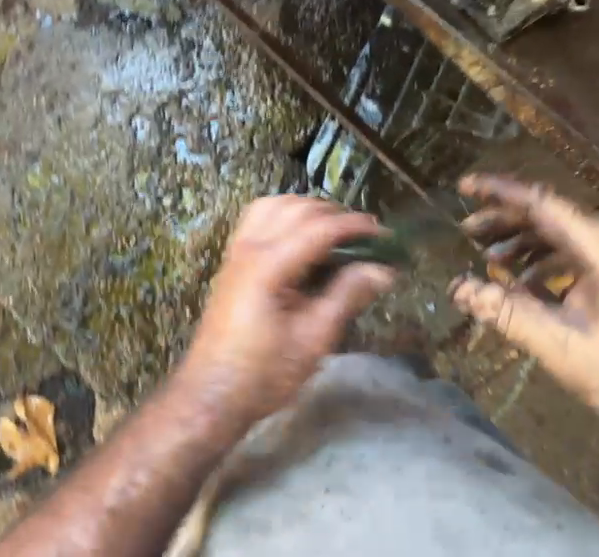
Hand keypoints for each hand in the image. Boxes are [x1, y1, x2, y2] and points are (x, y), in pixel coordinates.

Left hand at [180, 195, 396, 426]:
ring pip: (276, 204)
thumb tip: (383, 270)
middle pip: (298, 208)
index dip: (355, 226)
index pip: (320, 227)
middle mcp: (250, 246)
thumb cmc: (265, 373)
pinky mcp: (233, 259)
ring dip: (308, 209)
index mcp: (270, 264)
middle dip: (335, 214)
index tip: (385, 235)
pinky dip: (284, 214)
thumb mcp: (314, 338)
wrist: (213, 393)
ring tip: (336, 233)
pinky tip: (301, 236)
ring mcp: (237, 250)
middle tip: (365, 238)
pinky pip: (258, 217)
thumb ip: (347, 295)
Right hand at [451, 175, 598, 453]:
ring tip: (488, 260)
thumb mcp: (567, 351)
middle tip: (465, 231)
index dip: (498, 191)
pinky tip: (524, 287)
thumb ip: (510, 315)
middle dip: (504, 220)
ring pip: (562, 236)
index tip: (461, 186)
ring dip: (523, 243)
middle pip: (549, 215)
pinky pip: (577, 256)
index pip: (542, 202)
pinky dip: (545, 263)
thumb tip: (458, 288)